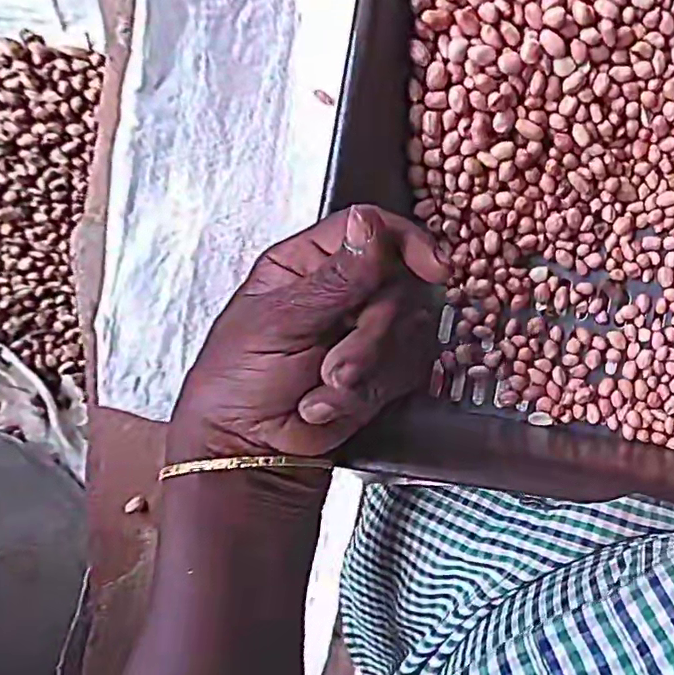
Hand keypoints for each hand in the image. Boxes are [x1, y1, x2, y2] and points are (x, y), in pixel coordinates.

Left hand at [167, 204, 447, 465]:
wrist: (252, 449)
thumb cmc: (239, 381)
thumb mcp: (280, 322)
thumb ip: (336, 278)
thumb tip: (370, 225)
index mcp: (309, 263)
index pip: (371, 230)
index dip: (408, 243)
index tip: (434, 268)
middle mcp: (346, 290)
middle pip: (399, 284)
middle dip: (373, 332)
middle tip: (337, 367)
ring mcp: (369, 328)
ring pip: (410, 329)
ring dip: (369, 366)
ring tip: (325, 388)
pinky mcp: (388, 366)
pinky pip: (410, 366)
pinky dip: (373, 391)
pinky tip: (330, 402)